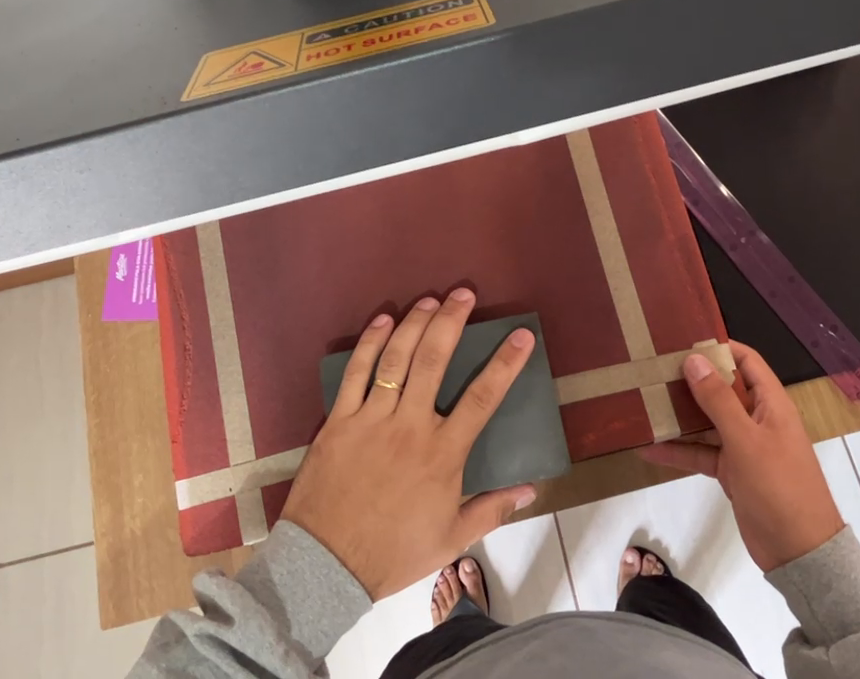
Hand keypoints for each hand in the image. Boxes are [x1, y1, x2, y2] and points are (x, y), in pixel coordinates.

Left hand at [281, 289, 537, 599]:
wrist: (328, 565)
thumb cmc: (393, 553)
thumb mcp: (451, 538)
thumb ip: (492, 509)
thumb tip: (532, 490)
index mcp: (443, 454)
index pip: (483, 398)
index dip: (505, 363)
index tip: (521, 335)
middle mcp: (410, 426)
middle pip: (435, 361)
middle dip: (451, 321)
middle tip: (463, 293)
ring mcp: (372, 419)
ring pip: (396, 359)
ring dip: (414, 324)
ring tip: (430, 299)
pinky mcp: (339, 420)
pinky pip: (356, 373)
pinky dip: (369, 343)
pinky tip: (383, 321)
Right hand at [639, 342, 844, 570]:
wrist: (799, 552)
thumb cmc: (779, 487)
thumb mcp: (746, 440)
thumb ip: (718, 400)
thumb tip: (693, 359)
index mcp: (771, 404)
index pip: (746, 361)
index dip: (719, 347)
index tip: (682, 340)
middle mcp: (757, 419)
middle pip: (722, 388)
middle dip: (691, 378)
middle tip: (653, 367)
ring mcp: (744, 446)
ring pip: (707, 420)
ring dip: (680, 414)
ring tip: (644, 400)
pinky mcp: (732, 471)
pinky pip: (701, 452)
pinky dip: (679, 450)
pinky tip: (649, 449)